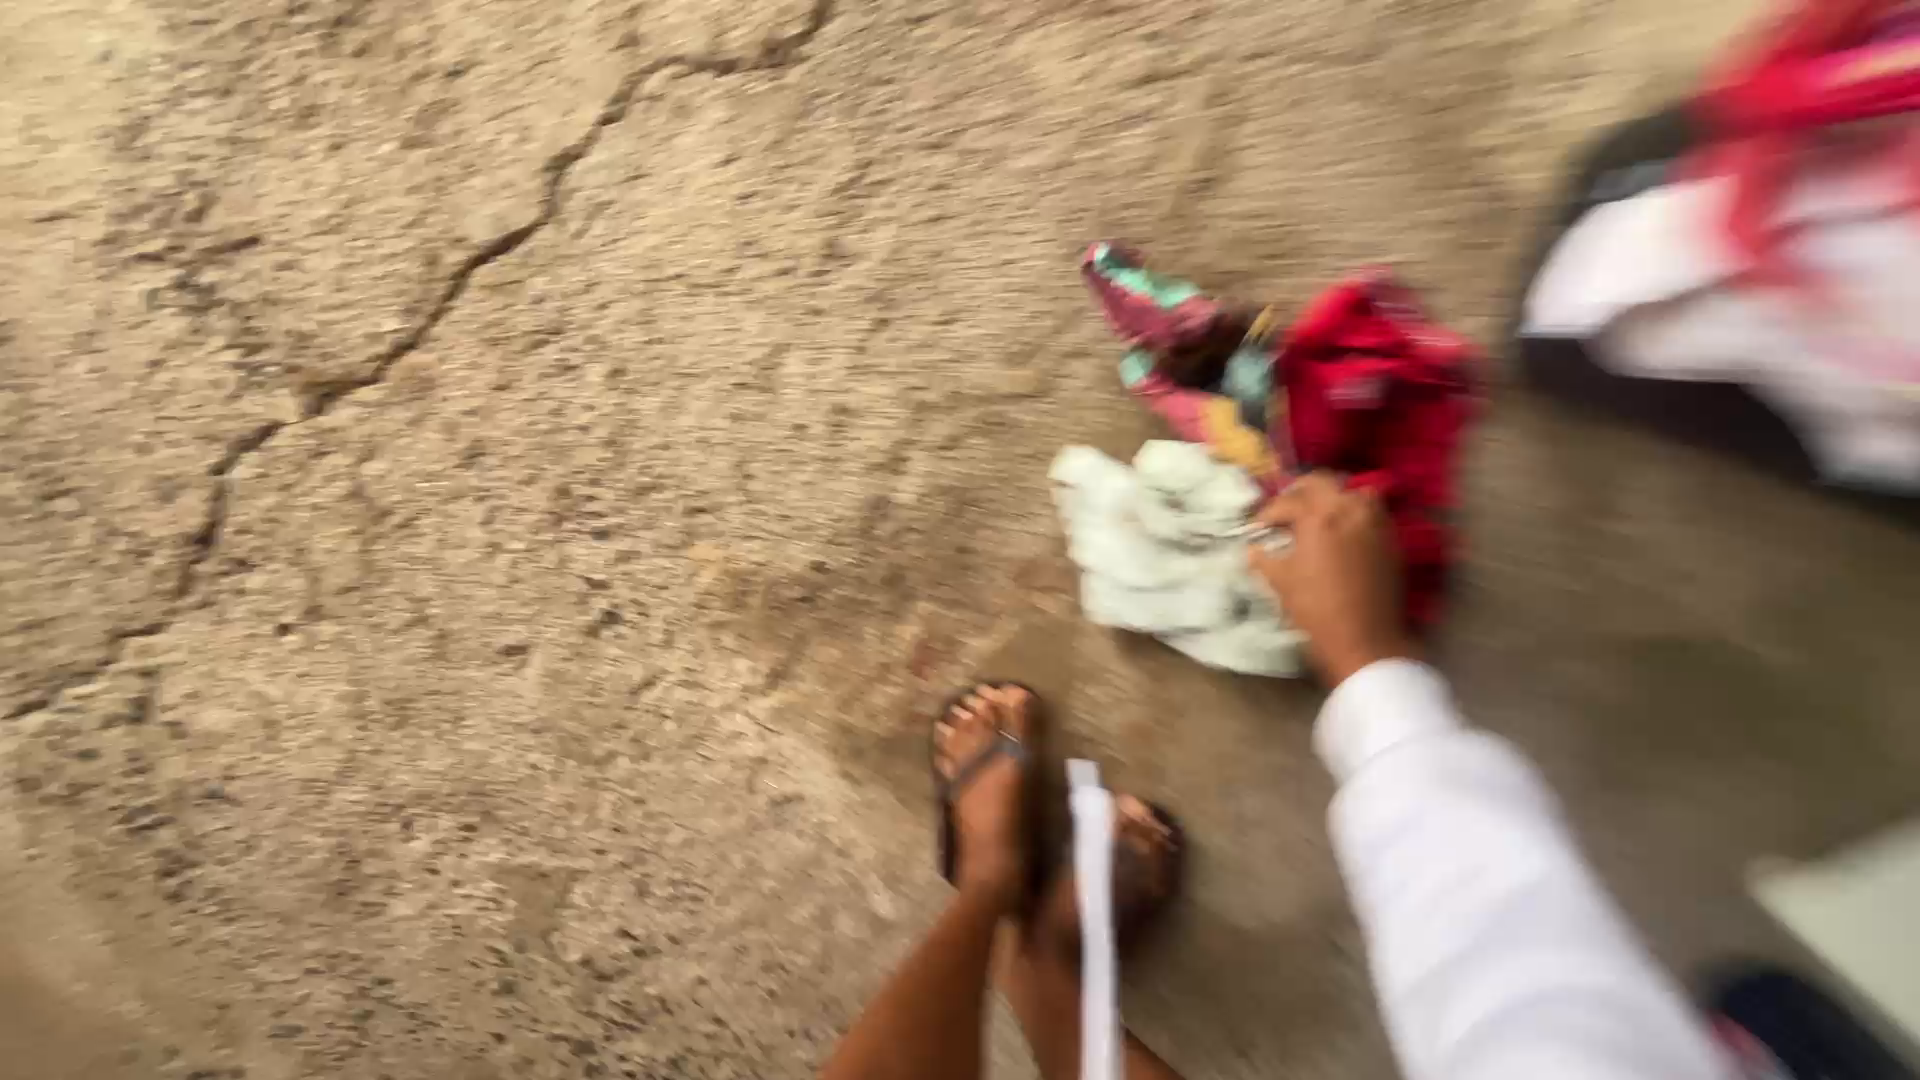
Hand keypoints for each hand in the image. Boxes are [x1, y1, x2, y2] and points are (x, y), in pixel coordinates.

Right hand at [1247, 472, 1414, 686]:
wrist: (1364, 637)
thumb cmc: (1315, 608)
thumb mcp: (1280, 581)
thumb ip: (1262, 558)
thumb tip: (1252, 548)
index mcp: (1319, 517)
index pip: (1288, 502)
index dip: (1268, 513)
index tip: (1257, 527)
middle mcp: (1350, 510)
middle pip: (1323, 482)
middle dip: (1300, 491)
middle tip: (1286, 508)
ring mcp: (1375, 523)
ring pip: (1354, 492)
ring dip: (1334, 497)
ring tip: (1319, 514)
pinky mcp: (1391, 539)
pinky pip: (1372, 512)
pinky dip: (1355, 514)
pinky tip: (1343, 532)